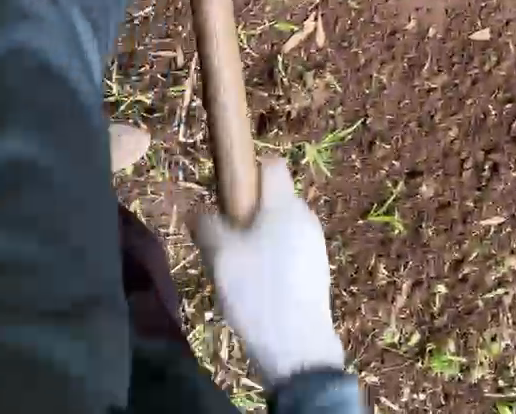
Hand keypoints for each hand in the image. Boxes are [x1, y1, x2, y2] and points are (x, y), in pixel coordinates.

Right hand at [194, 159, 345, 386]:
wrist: (299, 351)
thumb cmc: (258, 292)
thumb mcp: (222, 256)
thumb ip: (207, 227)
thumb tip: (196, 212)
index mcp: (284, 204)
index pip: (272, 165)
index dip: (250, 172)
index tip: (231, 196)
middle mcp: (305, 217)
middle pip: (275, 198)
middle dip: (251, 212)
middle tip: (229, 241)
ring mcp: (316, 245)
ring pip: (283, 226)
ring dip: (263, 238)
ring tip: (242, 271)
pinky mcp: (318, 271)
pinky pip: (292, 250)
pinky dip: (276, 259)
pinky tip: (261, 288)